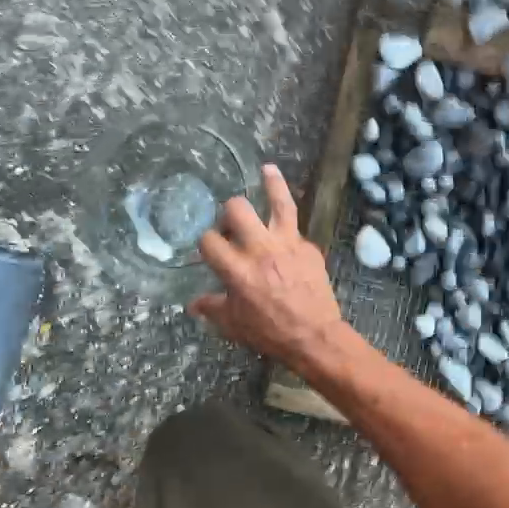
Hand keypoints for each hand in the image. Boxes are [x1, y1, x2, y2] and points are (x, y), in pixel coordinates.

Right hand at [189, 164, 349, 370]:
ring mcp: (288, 245)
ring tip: (267, 170)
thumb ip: (212, 309)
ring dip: (272, 183)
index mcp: (237, 271)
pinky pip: (295, 229)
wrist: (315, 337)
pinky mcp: (309, 248)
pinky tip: (285, 231)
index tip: (210, 249)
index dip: (206, 243)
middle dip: (228, 212)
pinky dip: (288, 227)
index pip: (209, 241)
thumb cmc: (271, 333)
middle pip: (237, 209)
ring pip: (278, 202)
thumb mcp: (234, 325)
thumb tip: (193, 304)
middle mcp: (260, 250)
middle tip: (232, 224)